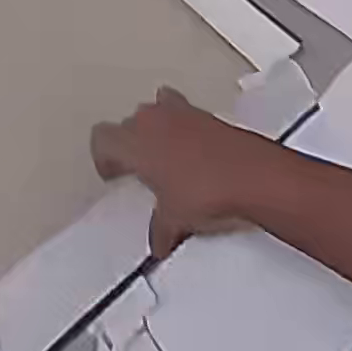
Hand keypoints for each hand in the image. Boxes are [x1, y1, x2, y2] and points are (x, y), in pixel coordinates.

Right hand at [91, 88, 283, 256]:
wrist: (251, 175)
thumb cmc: (205, 191)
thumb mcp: (174, 220)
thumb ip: (160, 229)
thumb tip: (160, 242)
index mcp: (132, 143)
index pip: (101, 138)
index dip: (104, 157)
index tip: (113, 173)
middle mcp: (149, 120)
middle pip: (126, 125)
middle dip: (129, 146)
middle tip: (140, 171)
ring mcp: (176, 111)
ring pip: (151, 113)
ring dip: (153, 130)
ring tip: (165, 156)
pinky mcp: (201, 111)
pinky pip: (178, 108)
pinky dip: (179, 121)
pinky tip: (190, 143)